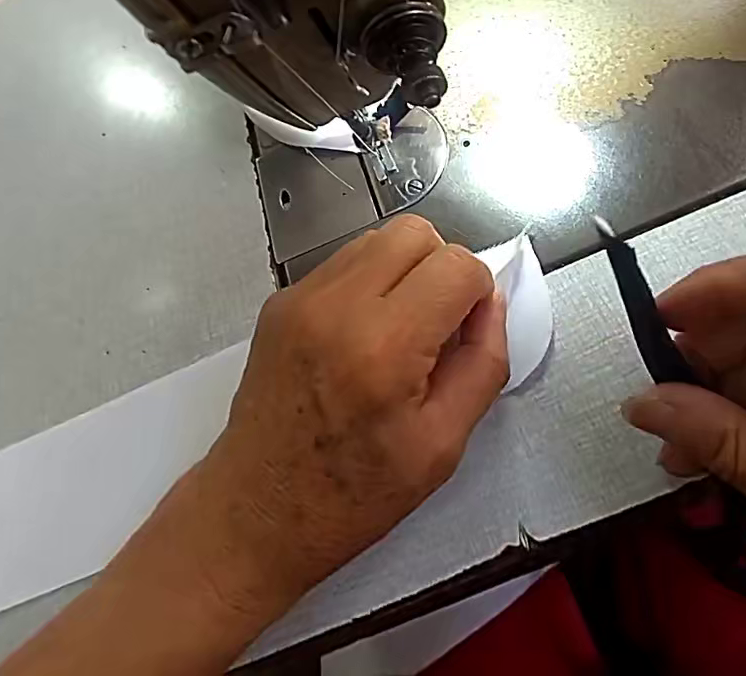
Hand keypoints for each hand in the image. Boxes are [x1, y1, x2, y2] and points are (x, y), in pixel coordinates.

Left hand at [0, 215, 507, 675]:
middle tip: (439, 321)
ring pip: (381, 237)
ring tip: (401, 325)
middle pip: (417, 232)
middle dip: (444, 267)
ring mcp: (302, 296)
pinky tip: (364, 331)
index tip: (467, 330)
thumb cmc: (355, 494)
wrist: (254, 514)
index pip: (457, 265)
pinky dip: (372, 279)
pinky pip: (347, 259)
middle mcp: (338, 305)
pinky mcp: (281, 298)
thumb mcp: (444, 444)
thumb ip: (483, 362)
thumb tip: (491, 301)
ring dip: (407, 268)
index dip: (478, 291)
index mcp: (384, 347)